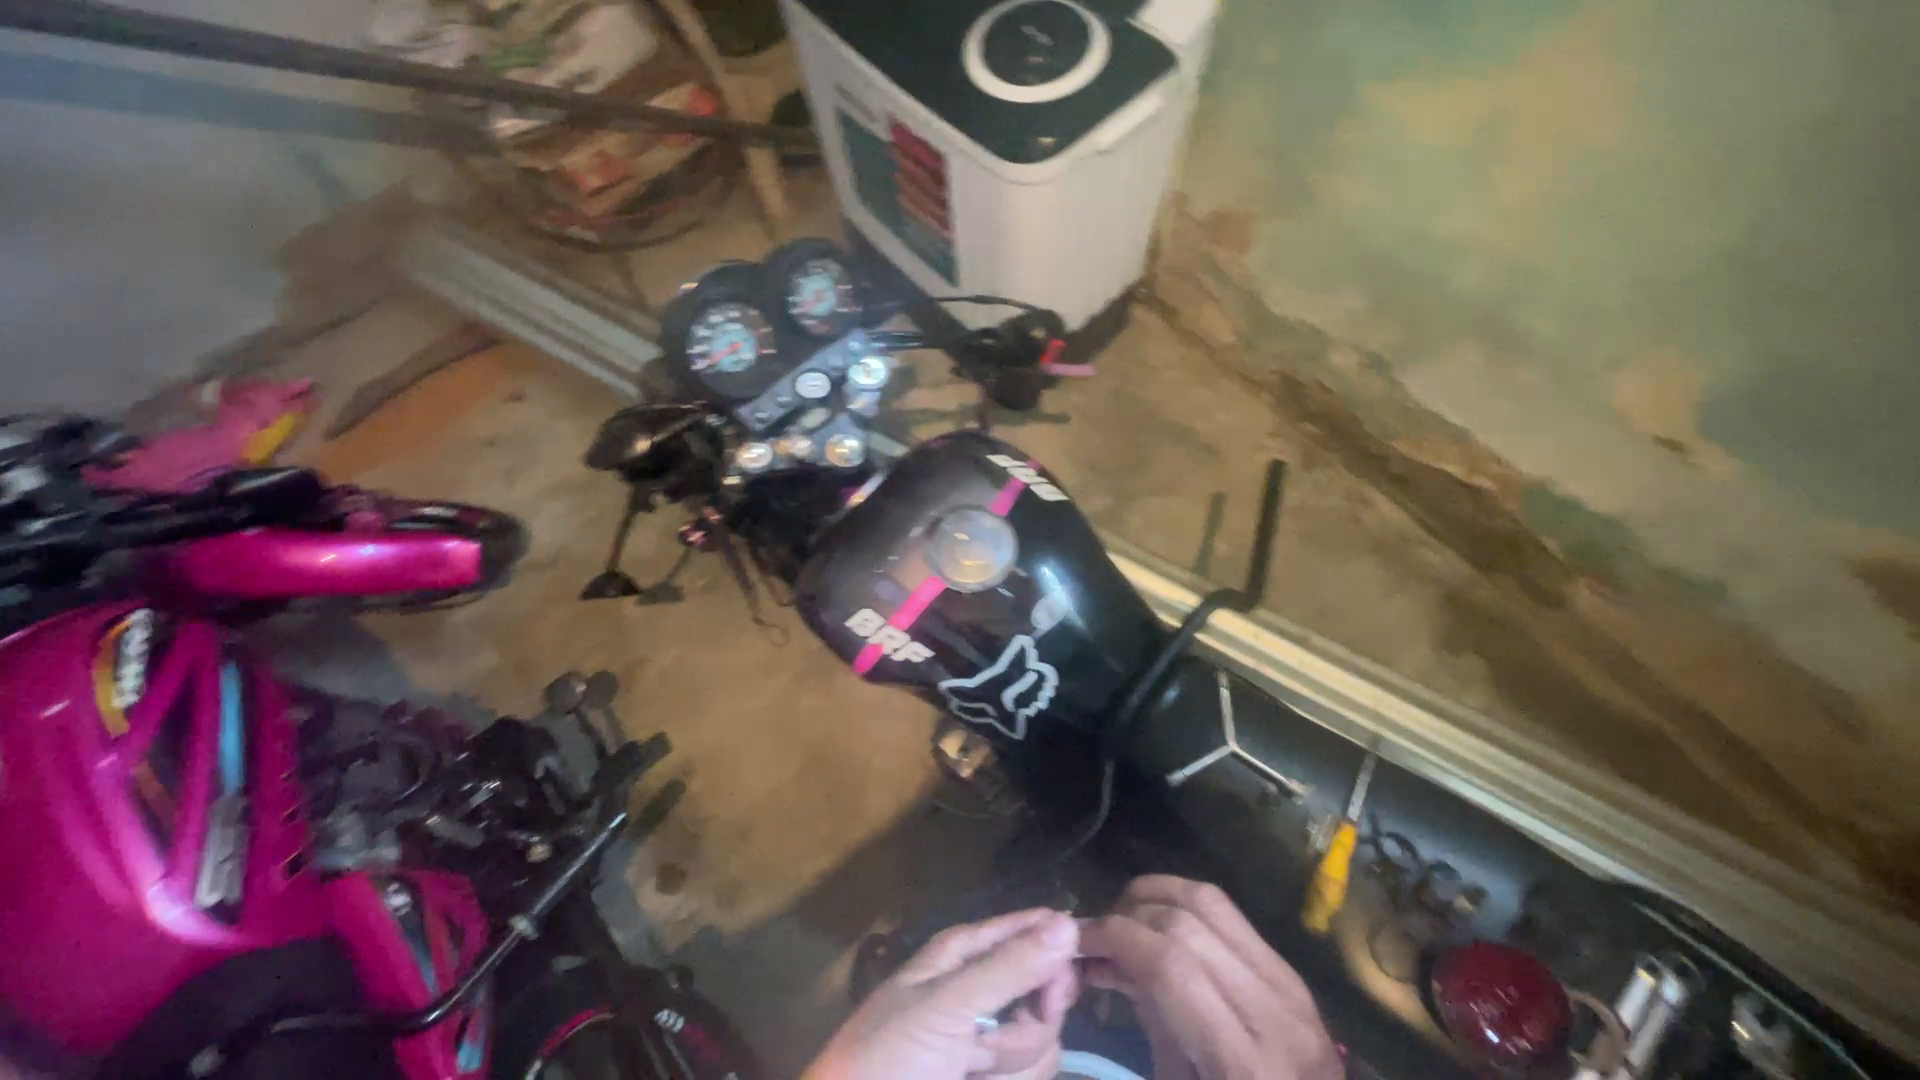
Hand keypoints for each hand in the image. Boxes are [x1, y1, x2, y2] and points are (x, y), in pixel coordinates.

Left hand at [803, 909, 1079, 1079]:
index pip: (1037, 930)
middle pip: (1048, 992)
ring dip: (1011, 1063)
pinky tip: (976, 1079)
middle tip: (982, 1048)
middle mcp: (985, 982)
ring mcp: (993, 1029)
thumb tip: (1069, 924)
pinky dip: (1009, 1079)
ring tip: (968, 1070)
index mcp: (967, 950)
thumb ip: (1007, 968)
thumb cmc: (890, 1057)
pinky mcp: (999, 1068)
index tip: (1051, 1000)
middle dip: (1025, 1029)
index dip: (1057, 961)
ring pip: (1044, 1038)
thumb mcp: (946, 1007)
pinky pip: (1033, 1068)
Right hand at [1080, 876, 1341, 1079]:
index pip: (1171, 967)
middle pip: (1187, 924)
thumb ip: (1150, 1021)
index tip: (1079, 943)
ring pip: (1209, 902)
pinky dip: (1181, 905)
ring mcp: (1288, 984)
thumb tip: (1106, 959)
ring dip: (1153, 896)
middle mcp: (1273, 1012)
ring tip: (1122, 920)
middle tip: (1096, 935)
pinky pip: (1228, 914)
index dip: (1117, 939)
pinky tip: (1155, 922)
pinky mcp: (1289, 971)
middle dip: (1128, 916)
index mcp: (1243, 1064)